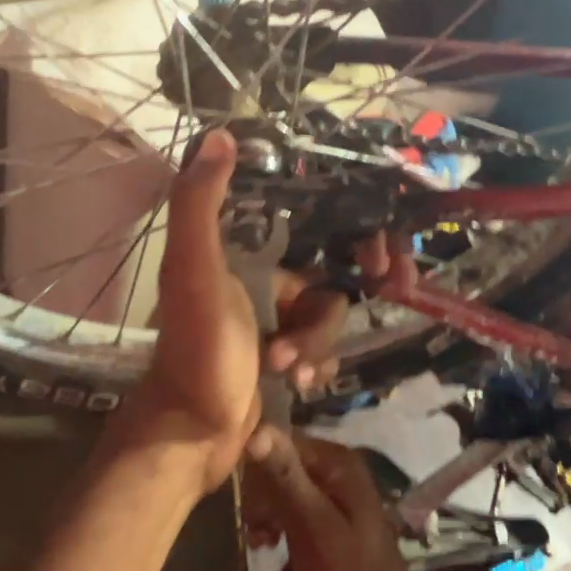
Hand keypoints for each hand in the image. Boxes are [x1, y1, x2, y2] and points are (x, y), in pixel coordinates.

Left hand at [122, 130, 351, 493]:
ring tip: (285, 368)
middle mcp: (257, 282)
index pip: (307, 230)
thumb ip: (200, 204)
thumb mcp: (193, 271)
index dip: (349, 240)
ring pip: (326, 322)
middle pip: (326, 283)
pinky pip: (320, 351)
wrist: (189, 435)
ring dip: (315, 346)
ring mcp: (270, 323)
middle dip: (326, 316)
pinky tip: (296, 385)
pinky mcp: (280, 360)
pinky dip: (315, 366)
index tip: (381, 261)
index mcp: (239, 255)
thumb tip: (222, 134)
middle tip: (319, 337)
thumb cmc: (195, 349)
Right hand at [244, 427, 426, 570]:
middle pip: (280, 466)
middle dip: (261, 496)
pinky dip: (281, 526)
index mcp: (336, 461)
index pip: (280, 441)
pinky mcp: (330, 520)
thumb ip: (284, 476)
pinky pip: (294, 511)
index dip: (256, 468)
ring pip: (284, 490)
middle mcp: (336, 469)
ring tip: (262, 544)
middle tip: (256, 532)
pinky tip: (273, 548)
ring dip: (267, 514)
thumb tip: (256, 428)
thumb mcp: (310, 524)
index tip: (245, 504)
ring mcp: (335, 495)